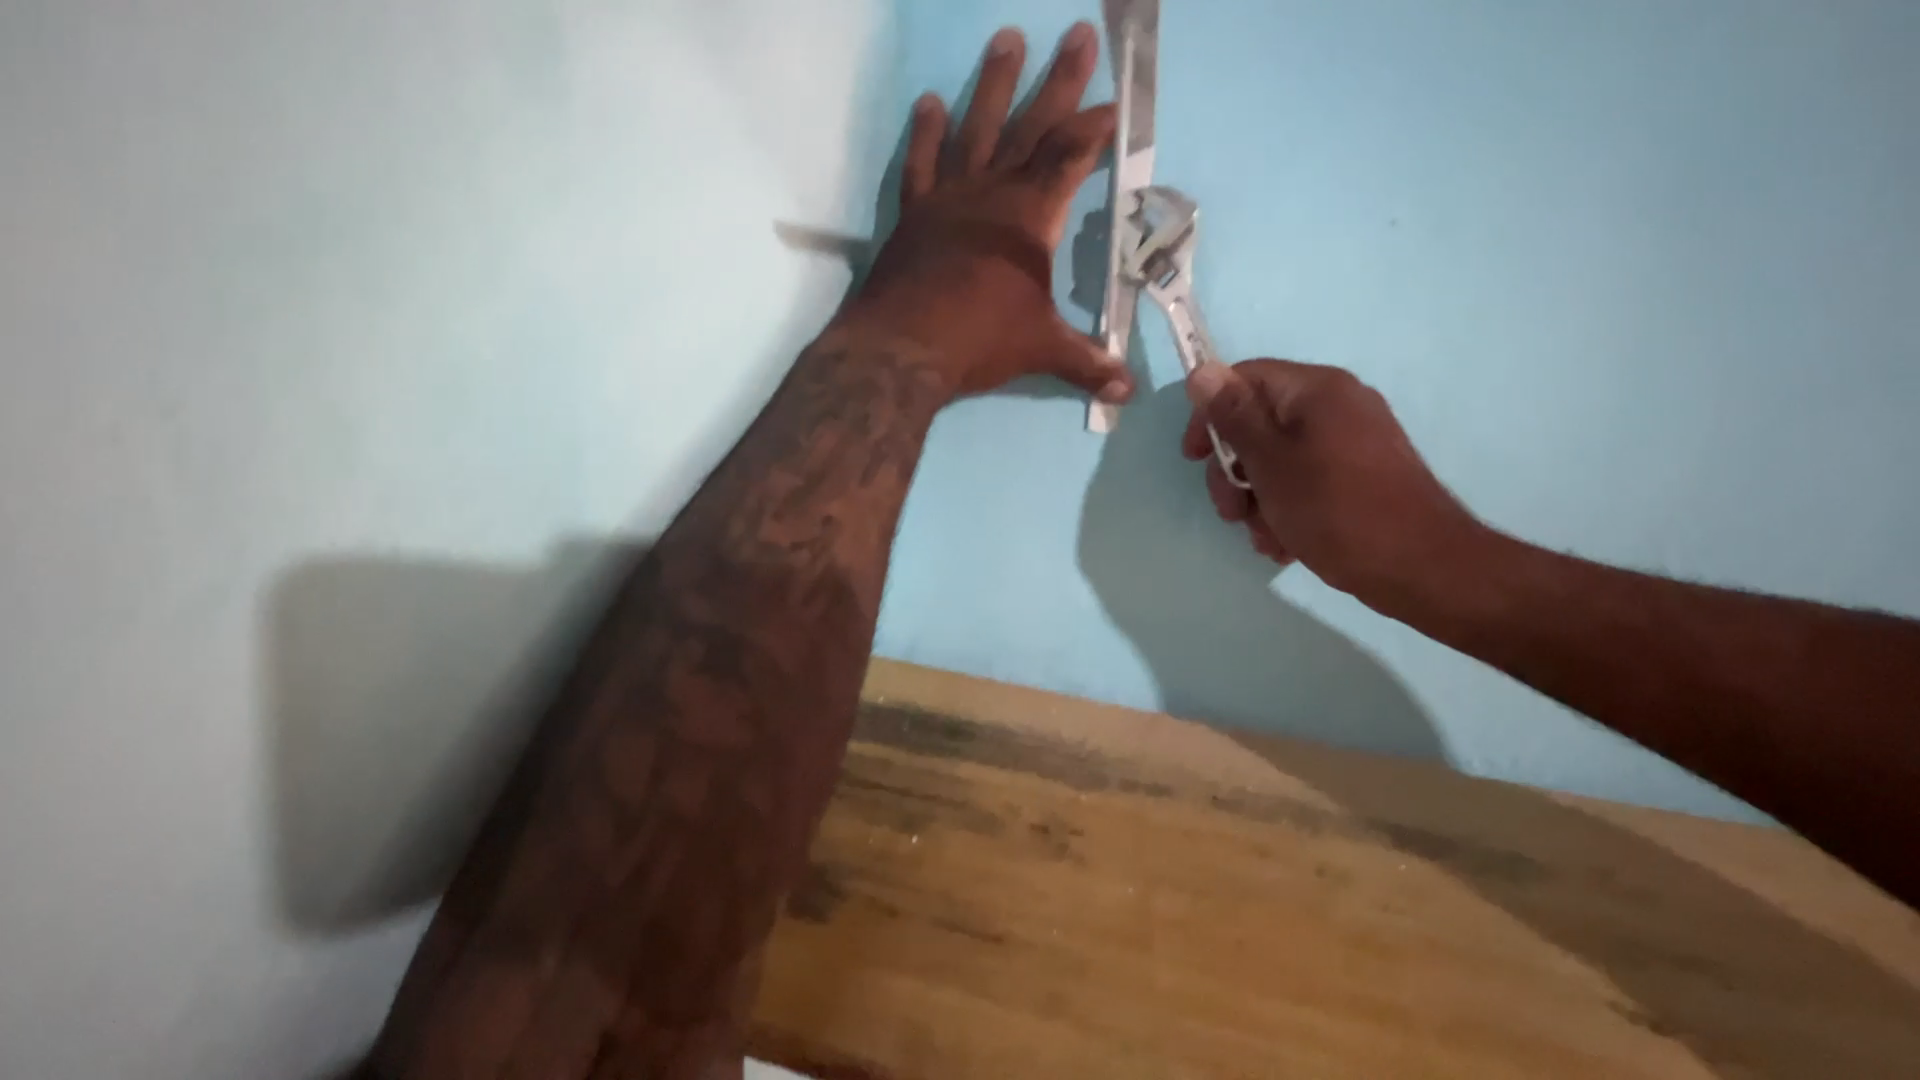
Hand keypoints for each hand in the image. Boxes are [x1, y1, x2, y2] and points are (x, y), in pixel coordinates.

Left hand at [839, 24, 1132, 403]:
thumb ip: (1086, 362)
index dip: (1095, 130)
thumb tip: (1128, 391)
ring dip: (993, 85)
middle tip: (1080, 34)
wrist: (901, 349)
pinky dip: (925, 133)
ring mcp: (948, 199)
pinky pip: (920, 164)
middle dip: (1060, 81)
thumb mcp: (1041, 350)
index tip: (1115, 104)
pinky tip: (929, 102)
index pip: (1070, 160)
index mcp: (1030, 218)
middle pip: (1032, 127)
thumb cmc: (978, 341)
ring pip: (975, 129)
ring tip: (1007, 36)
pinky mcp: (913, 215)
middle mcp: (991, 194)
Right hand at [1183, 359, 1484, 606]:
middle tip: (1231, 513)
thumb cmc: (1336, 509)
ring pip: (1278, 459)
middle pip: (1258, 424)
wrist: (1419, 566)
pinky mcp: (1360, 476)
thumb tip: (1201, 371)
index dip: (1210, 415)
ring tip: (1265, 538)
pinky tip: (1285, 543)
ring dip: (1258, 499)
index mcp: (1317, 390)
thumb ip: (1233, 416)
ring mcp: (1352, 442)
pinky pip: (1306, 480)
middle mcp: (1337, 405)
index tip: (1193, 459)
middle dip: (1234, 472)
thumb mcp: (1271, 463)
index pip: (1244, 379)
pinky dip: (1287, 508)